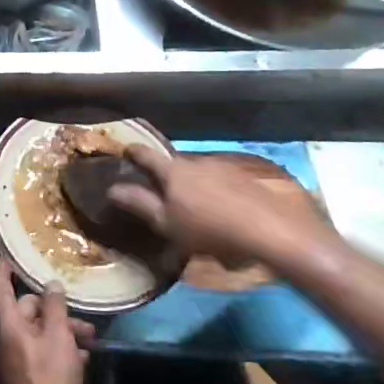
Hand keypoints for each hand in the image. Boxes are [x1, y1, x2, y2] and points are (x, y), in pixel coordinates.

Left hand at [0, 258, 93, 383]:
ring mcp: (12, 355)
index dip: (5, 269)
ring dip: (62, 331)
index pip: (2, 285)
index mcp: (7, 322)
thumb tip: (51, 284)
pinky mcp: (22, 372)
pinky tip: (81, 359)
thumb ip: (55, 307)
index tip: (8, 254)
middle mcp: (4, 335)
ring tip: (90, 341)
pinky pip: (38, 349)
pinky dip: (57, 348)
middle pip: (26, 309)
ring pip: (37, 331)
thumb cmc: (49, 379)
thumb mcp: (58, 337)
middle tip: (85, 320)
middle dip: (55, 310)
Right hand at [108, 145, 338, 269]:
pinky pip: (220, 180)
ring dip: (192, 184)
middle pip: (173, 164)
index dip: (131, 152)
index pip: (144, 153)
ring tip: (192, 206)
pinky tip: (219, 210)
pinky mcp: (246, 178)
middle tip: (160, 193)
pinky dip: (214, 190)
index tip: (123, 153)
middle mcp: (196, 161)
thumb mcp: (167, 223)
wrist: (271, 231)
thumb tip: (112, 188)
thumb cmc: (209, 229)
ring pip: (198, 172)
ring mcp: (223, 167)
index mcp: (172, 170)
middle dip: (165, 175)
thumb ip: (139, 204)